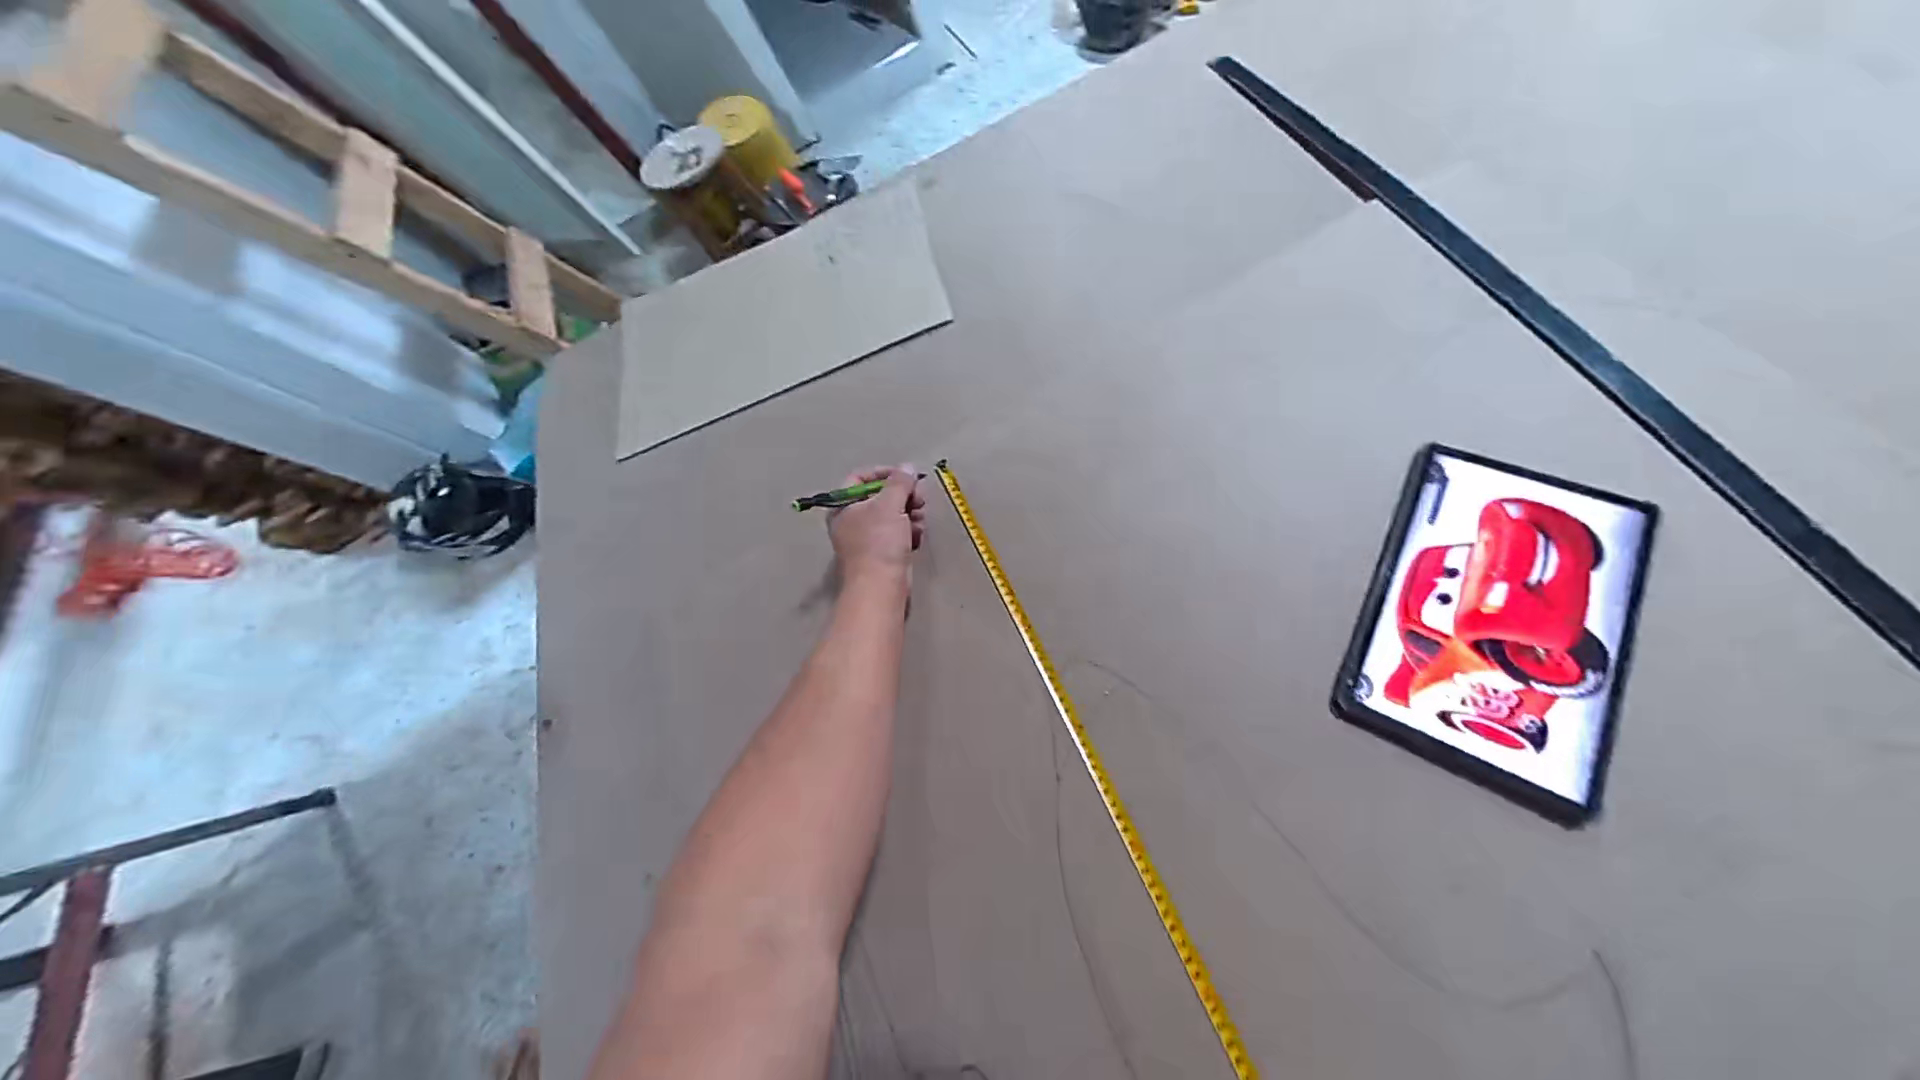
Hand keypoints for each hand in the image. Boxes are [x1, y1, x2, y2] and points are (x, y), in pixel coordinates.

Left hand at [827, 464, 925, 584]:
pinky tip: (917, 537)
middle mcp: (851, 521)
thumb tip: (907, 467)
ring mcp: (866, 539)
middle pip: (880, 497)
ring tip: (920, 521)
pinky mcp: (881, 554)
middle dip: (903, 496)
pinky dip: (909, 532)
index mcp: (843, 506)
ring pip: (892, 516)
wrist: (881, 587)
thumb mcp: (890, 504)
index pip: (860, 478)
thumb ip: (900, 482)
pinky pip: (897, 535)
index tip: (906, 476)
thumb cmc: (879, 541)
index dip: (884, 473)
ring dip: (910, 514)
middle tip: (919, 500)